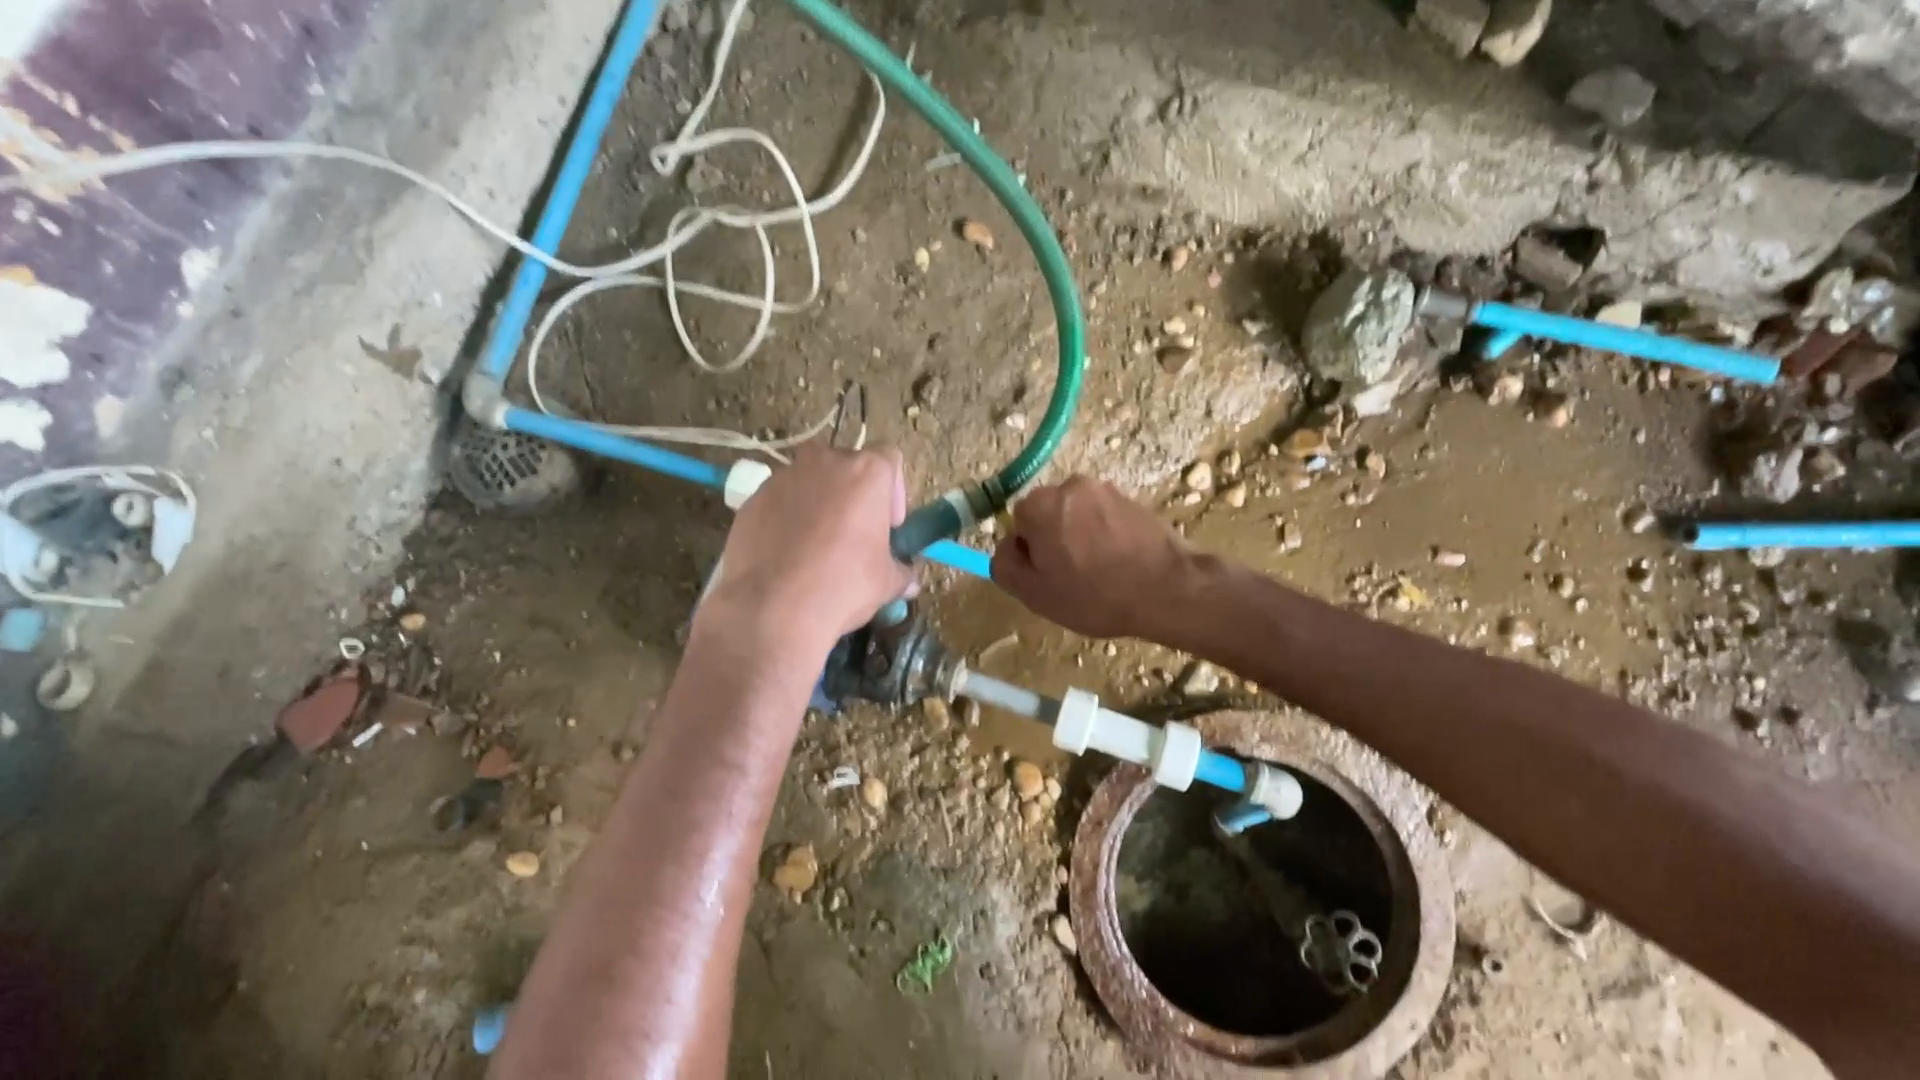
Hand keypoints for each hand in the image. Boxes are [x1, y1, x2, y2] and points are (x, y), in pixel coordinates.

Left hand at [704, 444, 913, 647]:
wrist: (774, 607)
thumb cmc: (844, 585)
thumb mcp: (886, 582)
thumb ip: (901, 572)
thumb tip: (908, 581)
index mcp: (866, 472)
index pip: (888, 460)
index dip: (893, 493)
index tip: (888, 527)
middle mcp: (824, 462)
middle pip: (846, 468)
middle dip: (853, 496)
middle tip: (854, 535)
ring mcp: (783, 478)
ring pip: (809, 483)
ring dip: (818, 505)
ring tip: (816, 547)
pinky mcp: (753, 499)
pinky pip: (779, 502)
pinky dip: (786, 520)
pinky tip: (787, 555)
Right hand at [992, 477, 1196, 639]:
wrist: (1168, 590)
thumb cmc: (1095, 595)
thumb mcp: (1034, 594)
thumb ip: (1005, 566)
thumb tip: (1008, 548)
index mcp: (1041, 504)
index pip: (1018, 523)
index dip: (1030, 553)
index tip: (1049, 576)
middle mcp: (1071, 486)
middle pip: (1049, 514)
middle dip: (1055, 540)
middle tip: (1073, 577)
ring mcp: (1107, 490)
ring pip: (1078, 516)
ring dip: (1081, 538)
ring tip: (1101, 573)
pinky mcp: (1134, 500)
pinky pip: (1106, 518)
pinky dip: (1107, 537)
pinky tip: (1121, 564)